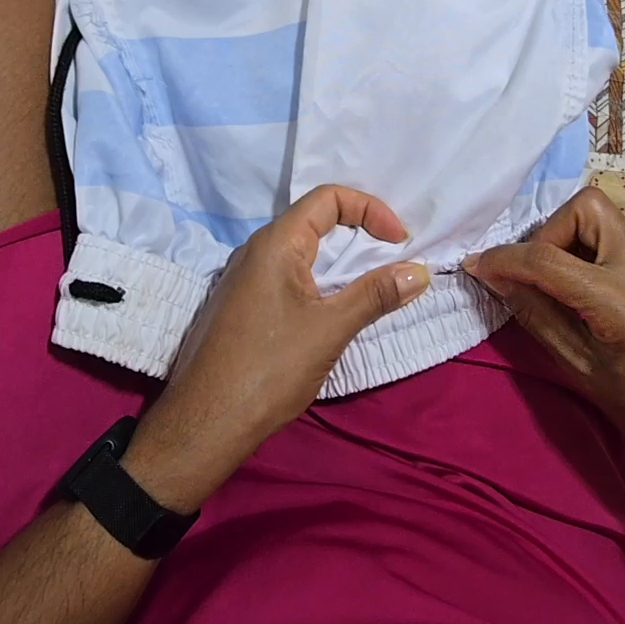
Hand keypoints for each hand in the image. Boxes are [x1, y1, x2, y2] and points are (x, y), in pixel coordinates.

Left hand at [124, 185, 428, 510]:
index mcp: (276, 243)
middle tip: (393, 259)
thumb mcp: (330, 329)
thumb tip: (419, 272)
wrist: (205, 425)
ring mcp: (246, 278)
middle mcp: (256, 250)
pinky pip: (289, 275)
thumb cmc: (268, 370)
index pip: (328, 198)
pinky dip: (321, 280)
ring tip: (373, 284)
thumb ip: (375, 295)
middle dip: (360, 233)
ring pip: (302, 250)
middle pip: (315, 220)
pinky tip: (335, 308)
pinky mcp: (243, 304)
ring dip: (341, 260)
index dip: (370, 209)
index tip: (400, 241)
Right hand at [464, 187, 624, 447]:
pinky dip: (581, 249)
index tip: (477, 266)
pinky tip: (573, 285)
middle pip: (585, 208)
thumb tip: (493, 276)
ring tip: (551, 280)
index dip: (505, 259)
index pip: (549, 258)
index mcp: (621, 303)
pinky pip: (609, 237)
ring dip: (563, 238)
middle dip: (546, 232)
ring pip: (598, 215)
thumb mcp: (577, 367)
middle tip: (532, 274)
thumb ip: (534, 313)